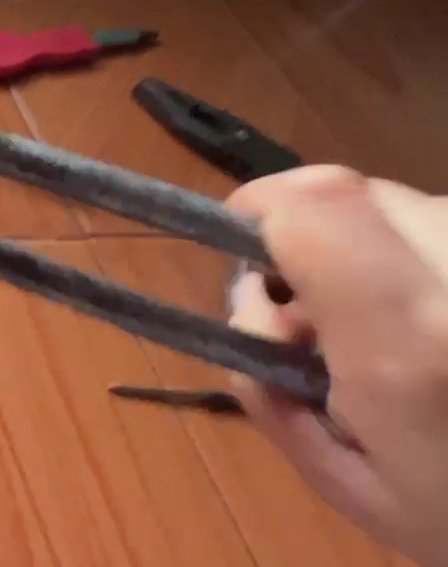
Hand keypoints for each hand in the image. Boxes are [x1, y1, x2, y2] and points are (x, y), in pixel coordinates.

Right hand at [226, 165, 447, 562]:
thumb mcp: (343, 478)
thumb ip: (262, 380)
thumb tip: (263, 305)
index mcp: (413, 347)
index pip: (319, 204)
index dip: (262, 203)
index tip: (243, 242)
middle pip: (363, 192)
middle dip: (316, 228)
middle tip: (321, 296)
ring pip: (426, 208)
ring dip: (387, 242)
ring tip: (401, 314)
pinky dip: (436, 260)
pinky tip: (443, 319)